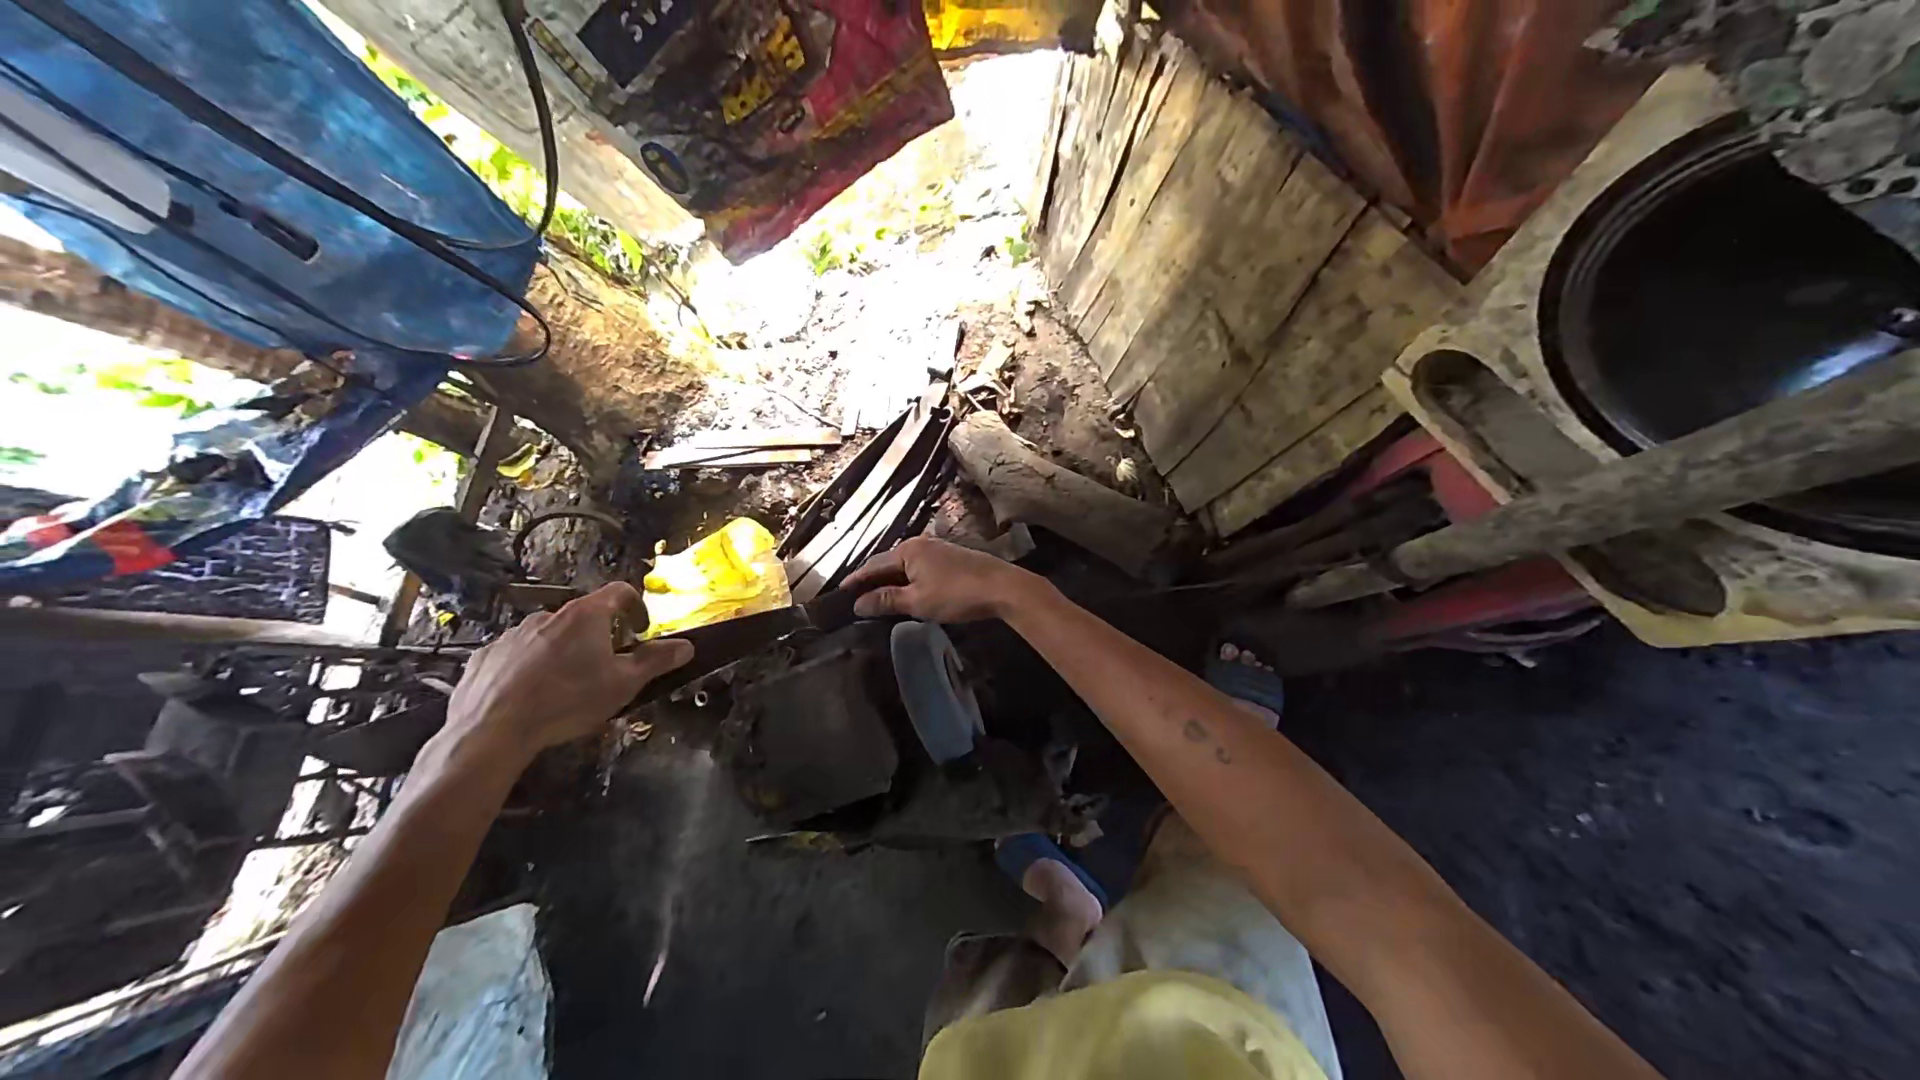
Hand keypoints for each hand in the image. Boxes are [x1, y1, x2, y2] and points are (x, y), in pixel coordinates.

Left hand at [433, 582, 692, 773]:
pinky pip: (516, 655)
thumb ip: (657, 661)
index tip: (640, 631)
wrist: (491, 731)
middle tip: (606, 669)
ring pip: (549, 636)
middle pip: (583, 617)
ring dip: (563, 652)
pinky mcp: (485, 657)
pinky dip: (529, 667)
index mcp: (586, 615)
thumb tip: (686, 646)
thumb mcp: (624, 684)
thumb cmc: (568, 701)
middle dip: (599, 637)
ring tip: (566, 688)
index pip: (619, 591)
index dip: (636, 607)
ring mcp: (512, 634)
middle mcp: (548, 615)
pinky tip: (530, 696)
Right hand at [841, 536, 1045, 621]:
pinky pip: (920, 568)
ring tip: (877, 596)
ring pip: (905, 566)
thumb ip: (886, 601)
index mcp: (907, 550)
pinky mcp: (952, 559)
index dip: (856, 580)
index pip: (873, 566)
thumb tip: (858, 603)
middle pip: (889, 563)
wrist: (1003, 588)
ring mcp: (938, 550)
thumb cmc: (956, 593)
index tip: (840, 592)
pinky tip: (907, 591)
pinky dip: (908, 580)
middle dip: (872, 579)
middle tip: (855, 596)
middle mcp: (920, 544)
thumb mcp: (917, 601)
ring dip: (891, 580)